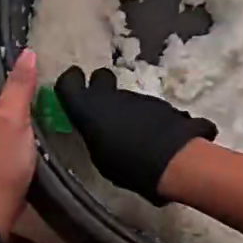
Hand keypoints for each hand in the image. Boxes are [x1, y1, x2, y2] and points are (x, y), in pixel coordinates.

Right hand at [54, 66, 216, 204]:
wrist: (174, 159)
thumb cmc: (127, 165)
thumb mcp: (100, 158)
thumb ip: (96, 138)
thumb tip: (100, 134)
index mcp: (87, 108)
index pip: (68, 82)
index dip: (71, 82)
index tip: (74, 89)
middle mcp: (110, 96)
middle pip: (101, 77)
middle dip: (100, 86)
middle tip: (101, 107)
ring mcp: (137, 97)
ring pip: (124, 96)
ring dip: (124, 109)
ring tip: (130, 133)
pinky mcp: (160, 102)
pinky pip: (143, 107)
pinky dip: (143, 117)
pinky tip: (149, 137)